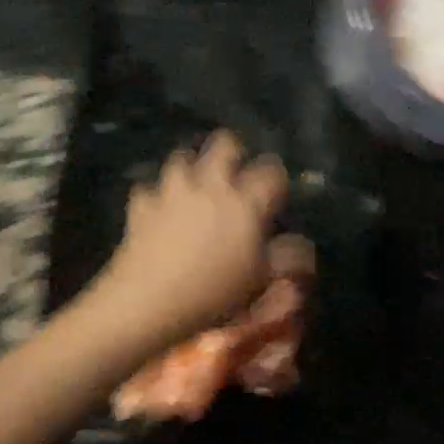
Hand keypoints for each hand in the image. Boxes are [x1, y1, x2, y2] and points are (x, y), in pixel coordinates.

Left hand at [88, 131, 288, 347]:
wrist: (151, 299)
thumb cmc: (214, 293)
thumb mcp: (260, 281)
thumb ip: (285, 258)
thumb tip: (300, 245)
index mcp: (246, 202)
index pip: (271, 172)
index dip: (276, 178)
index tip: (275, 192)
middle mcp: (210, 186)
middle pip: (224, 144)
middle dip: (232, 152)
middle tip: (234, 173)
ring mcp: (173, 191)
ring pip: (181, 158)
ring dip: (189, 170)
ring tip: (192, 188)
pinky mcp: (143, 203)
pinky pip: (148, 190)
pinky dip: (154, 198)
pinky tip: (156, 212)